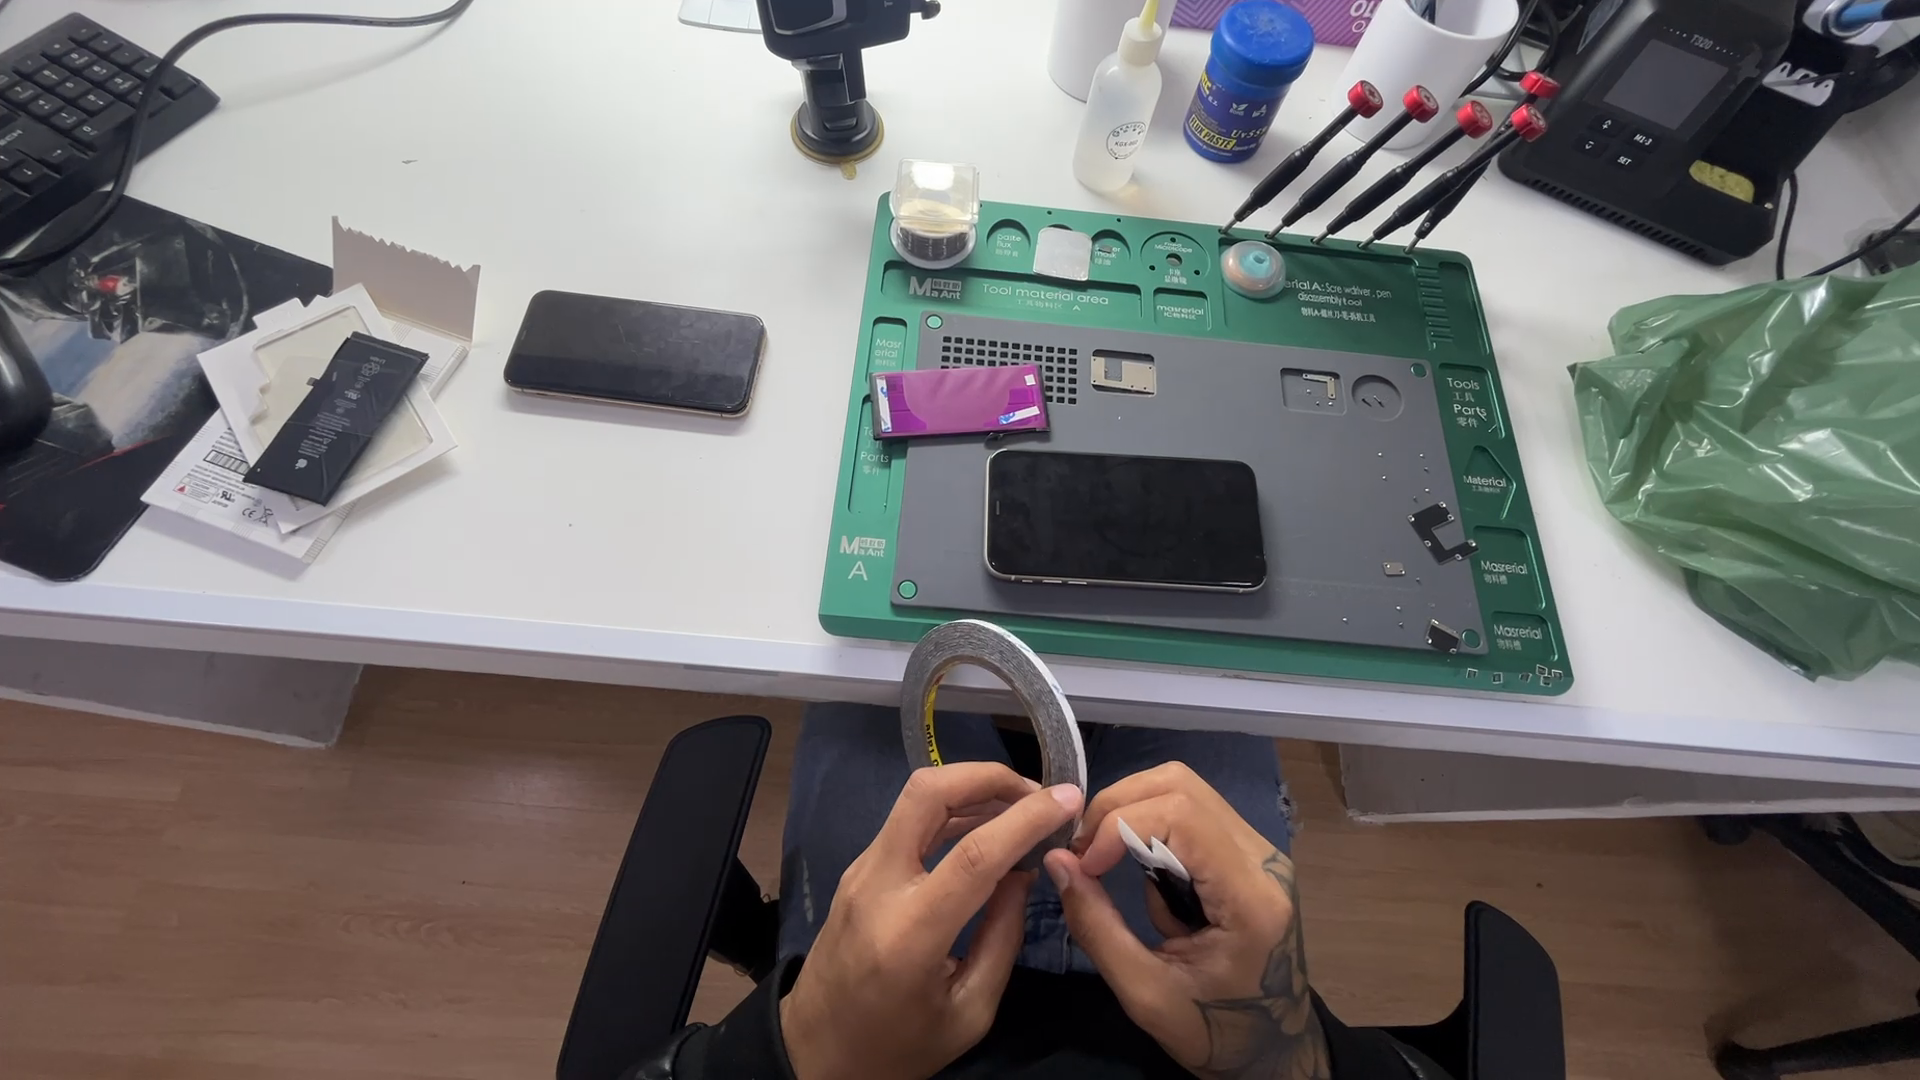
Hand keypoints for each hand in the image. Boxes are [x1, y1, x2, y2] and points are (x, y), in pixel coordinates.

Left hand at [780, 763, 1083, 1079]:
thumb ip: (1003, 938)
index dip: (1026, 818)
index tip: (1068, 798)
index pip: (974, 854)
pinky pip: (908, 818)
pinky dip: (952, 807)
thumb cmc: (896, 1049)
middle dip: (987, 776)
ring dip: (971, 786)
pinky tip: (984, 824)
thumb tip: (1024, 870)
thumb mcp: (968, 1015)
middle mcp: (878, 884)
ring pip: (916, 796)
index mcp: (909, 934)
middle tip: (1036, 792)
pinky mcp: (859, 866)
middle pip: (928, 792)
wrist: (813, 1055)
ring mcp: (862, 869)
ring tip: (1020, 805)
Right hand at [1043, 763, 1330, 1079]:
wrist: (1276, 1054)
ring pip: (1183, 787)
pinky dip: (1150, 823)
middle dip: (1118, 806)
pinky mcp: (1246, 850)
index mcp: (1249, 898)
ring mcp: (1259, 849)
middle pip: (1179, 785)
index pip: (1181, 816)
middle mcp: (1263, 858)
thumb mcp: (1145, 995)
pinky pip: (1189, 808)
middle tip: (1085, 850)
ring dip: (1132, 811)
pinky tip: (1143, 869)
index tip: (1085, 864)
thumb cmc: (1216, 1034)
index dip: (1120, 824)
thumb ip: (1096, 926)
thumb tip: (1056, 860)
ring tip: (1106, 856)